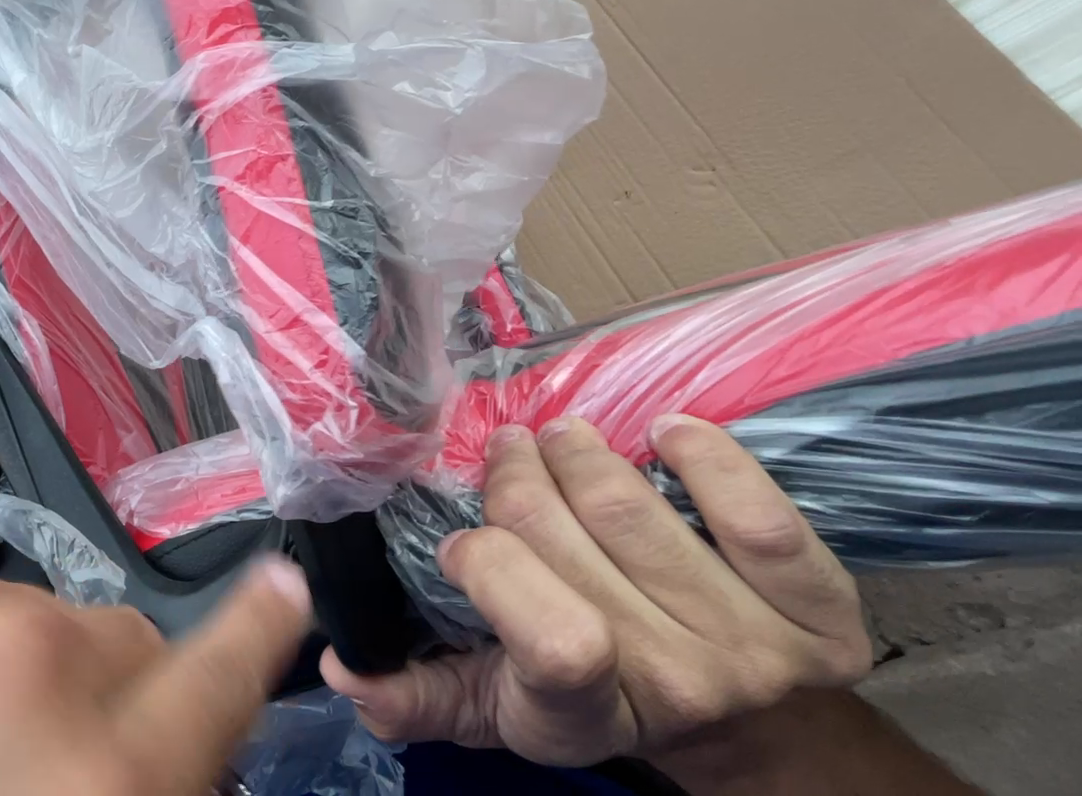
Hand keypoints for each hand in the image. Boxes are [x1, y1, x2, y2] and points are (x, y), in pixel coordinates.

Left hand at [0, 558, 312, 794]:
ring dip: (32, 676)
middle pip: (133, 643)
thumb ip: (130, 775)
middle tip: (57, 759)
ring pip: (49, 624)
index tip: (284, 587)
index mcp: (100, 776)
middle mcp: (40, 671)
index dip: (261, 633)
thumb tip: (165, 753)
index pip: (217, 682)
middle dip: (117, 695)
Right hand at [324, 415, 871, 765]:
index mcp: (588, 714)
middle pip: (565, 540)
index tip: (466, 540)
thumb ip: (420, 697)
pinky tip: (663, 433)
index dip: (490, 565)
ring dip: (578, 454)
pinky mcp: (818, 609)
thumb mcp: (501, 710)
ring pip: (633, 511)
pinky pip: (753, 513)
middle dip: (515, 477)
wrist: (745, 727)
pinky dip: (702, 455)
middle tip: (505, 452)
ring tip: (558, 439)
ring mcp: (752, 649)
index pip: (546, 636)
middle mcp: (676, 687)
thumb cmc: (596, 697)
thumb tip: (342, 669)